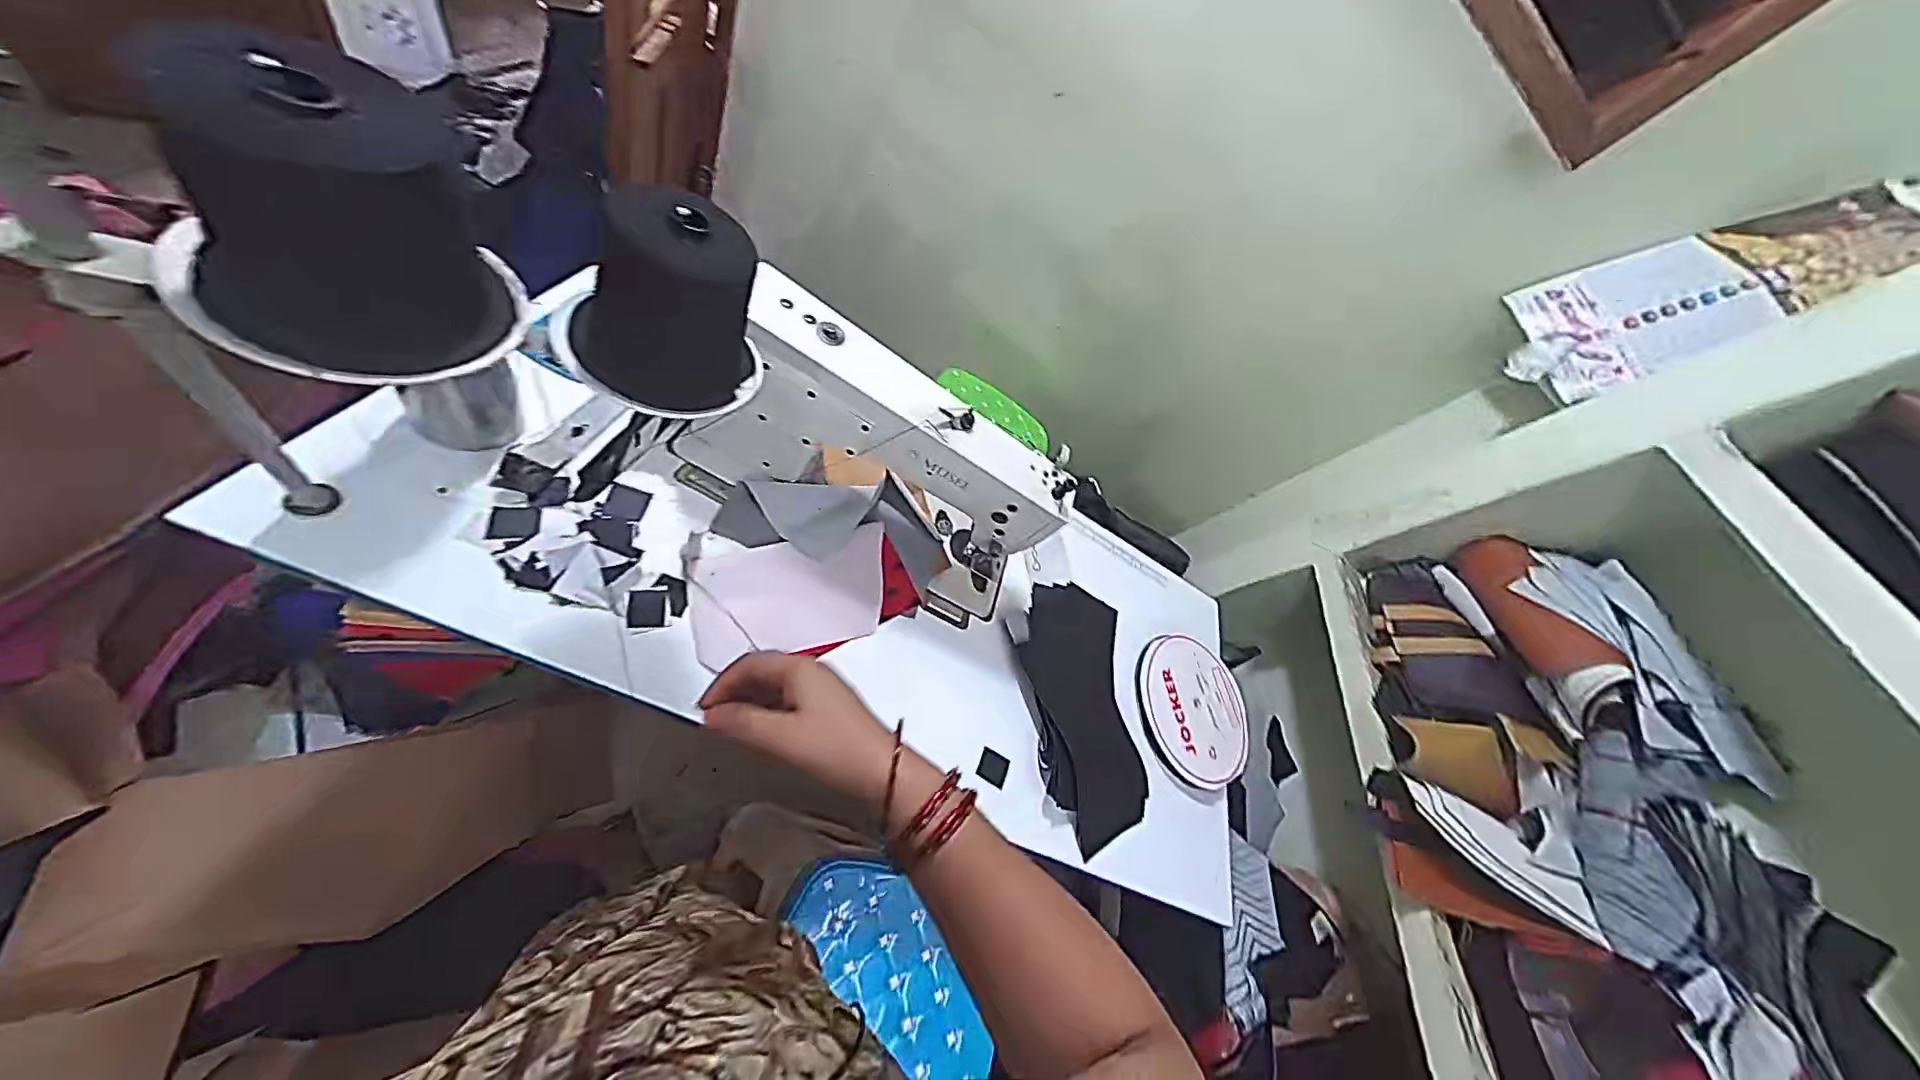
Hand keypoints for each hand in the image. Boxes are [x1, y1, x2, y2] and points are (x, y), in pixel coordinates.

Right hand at [698, 652, 900, 809]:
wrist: (882, 771)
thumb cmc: (841, 750)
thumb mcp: (780, 737)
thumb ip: (742, 723)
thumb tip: (714, 715)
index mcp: (801, 669)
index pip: (749, 663)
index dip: (721, 684)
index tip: (704, 706)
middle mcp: (814, 672)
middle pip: (763, 671)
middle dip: (734, 691)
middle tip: (714, 714)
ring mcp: (824, 689)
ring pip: (776, 685)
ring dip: (750, 702)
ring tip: (732, 725)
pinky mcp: (830, 708)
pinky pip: (790, 699)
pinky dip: (768, 711)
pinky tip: (762, 731)